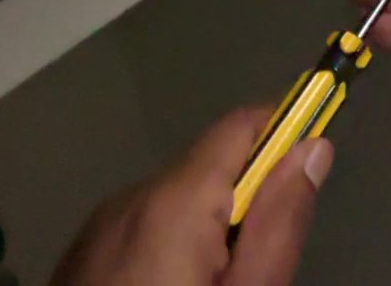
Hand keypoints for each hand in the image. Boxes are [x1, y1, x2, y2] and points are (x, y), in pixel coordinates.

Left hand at [52, 105, 331, 285]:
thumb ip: (282, 221)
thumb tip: (314, 147)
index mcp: (172, 200)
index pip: (243, 123)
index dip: (285, 132)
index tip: (307, 171)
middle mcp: (129, 197)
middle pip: (211, 164)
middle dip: (246, 196)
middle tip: (255, 266)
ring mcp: (96, 230)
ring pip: (177, 198)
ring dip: (207, 224)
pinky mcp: (76, 260)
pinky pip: (142, 227)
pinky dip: (168, 246)